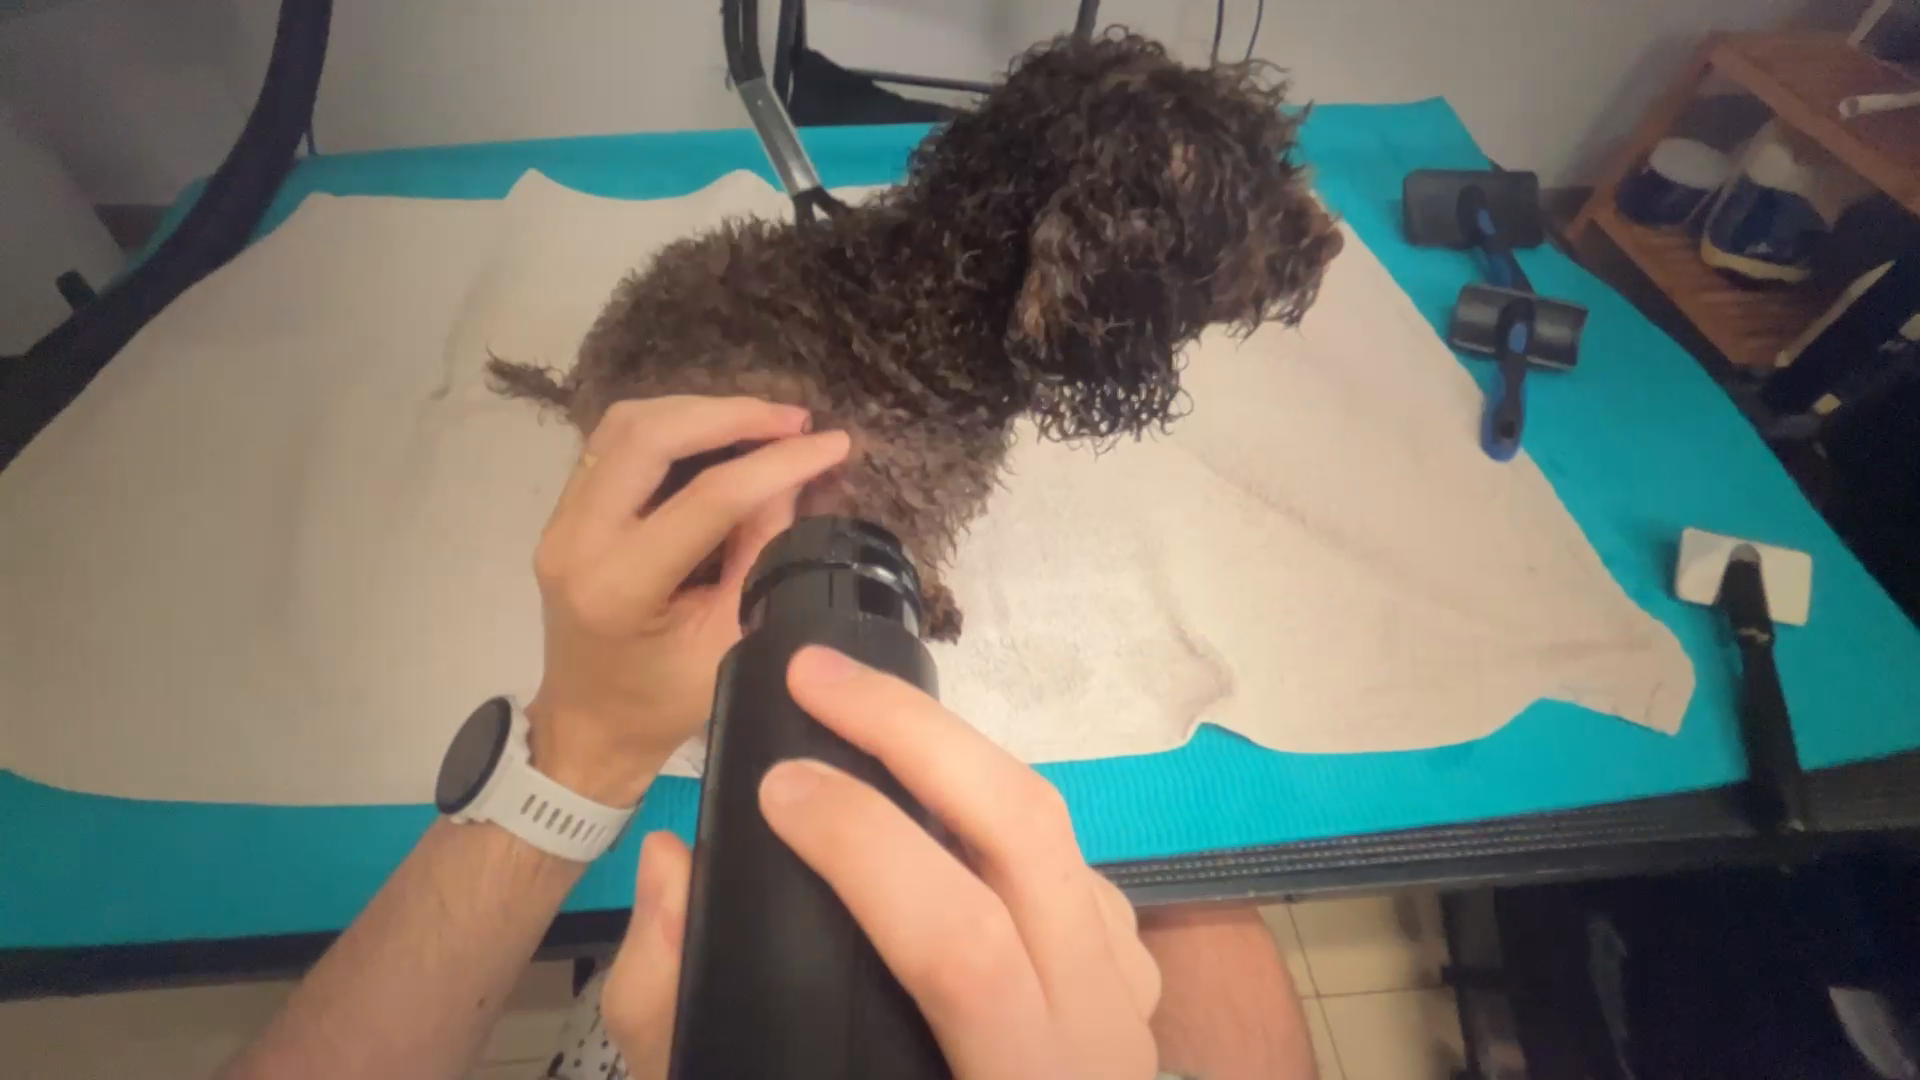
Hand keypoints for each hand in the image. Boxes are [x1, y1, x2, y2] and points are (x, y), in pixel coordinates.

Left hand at [526, 397, 849, 805]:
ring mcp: (561, 519)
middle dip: (733, 415)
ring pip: (627, 424)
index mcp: (620, 585)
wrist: (590, 726)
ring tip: (765, 421)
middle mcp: (576, 538)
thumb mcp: (730, 640)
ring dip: (702, 411)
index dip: (778, 463)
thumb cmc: (664, 702)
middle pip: (650, 434)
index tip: (832, 445)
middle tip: (795, 419)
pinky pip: (618, 442)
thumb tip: (791, 480)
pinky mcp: (567, 511)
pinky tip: (720, 435)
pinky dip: (675, 426)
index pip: (708, 497)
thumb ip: (760, 553)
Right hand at [600, 647, 1162, 1078]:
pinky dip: (979, 790)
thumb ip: (682, 1011)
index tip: (778, 784)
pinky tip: (922, 774)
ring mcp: (1120, 976)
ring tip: (859, 702)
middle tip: (815, 675)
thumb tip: (676, 857)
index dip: (864, 845)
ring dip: (945, 740)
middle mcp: (1095, 1023)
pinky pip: (1054, 842)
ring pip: (1046, 814)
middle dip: (910, 730)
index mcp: (1021, 1079)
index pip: (961, 942)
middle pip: (1023, 827)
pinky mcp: (1120, 949)